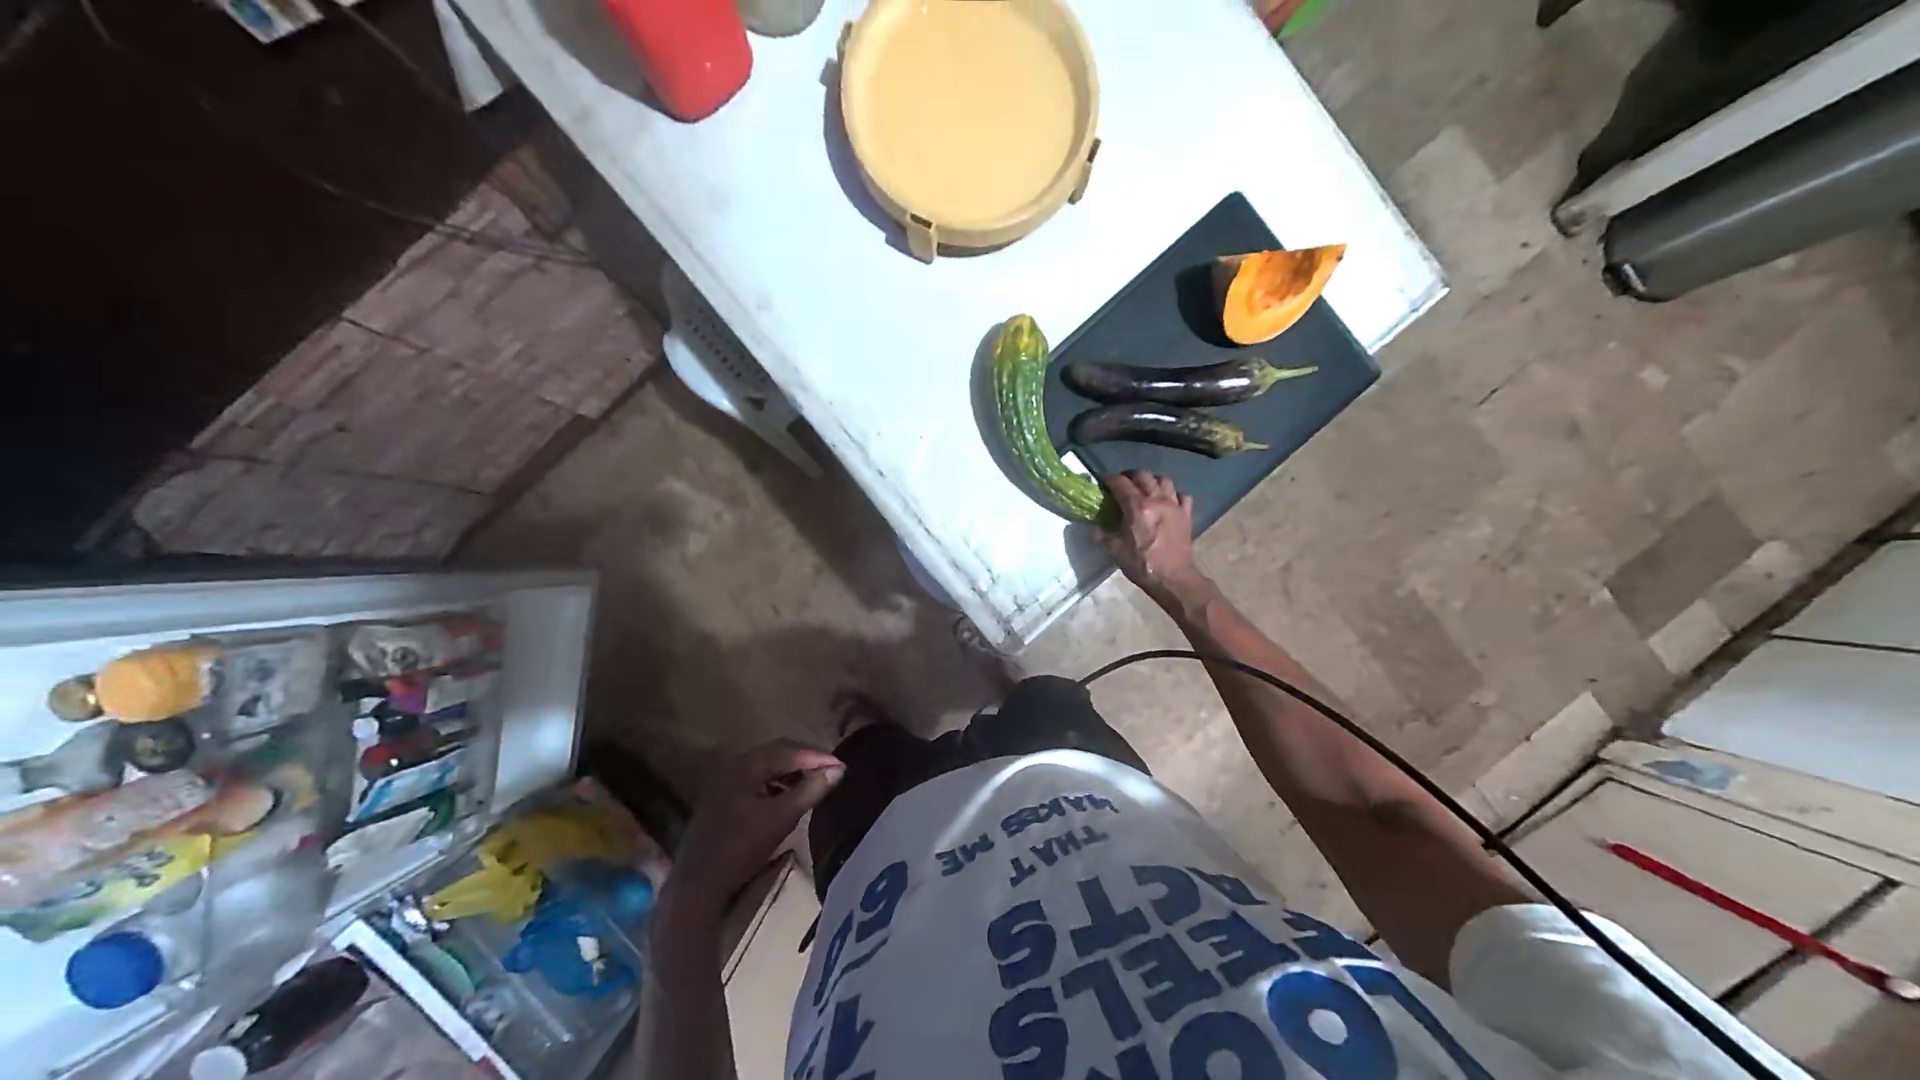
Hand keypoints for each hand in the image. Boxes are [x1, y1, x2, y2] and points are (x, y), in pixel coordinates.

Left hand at [663, 739, 843, 927]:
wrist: (698, 886)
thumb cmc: (741, 848)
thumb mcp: (782, 818)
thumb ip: (811, 790)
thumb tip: (838, 770)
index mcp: (746, 765)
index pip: (789, 750)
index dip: (818, 756)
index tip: (843, 766)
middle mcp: (734, 767)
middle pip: (777, 753)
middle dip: (806, 760)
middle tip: (831, 771)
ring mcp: (726, 783)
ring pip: (767, 767)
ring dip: (792, 772)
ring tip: (814, 783)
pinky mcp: (724, 800)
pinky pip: (758, 781)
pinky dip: (778, 784)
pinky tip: (789, 798)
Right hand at [1098, 471, 1212, 607]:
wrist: (1173, 579)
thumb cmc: (1141, 564)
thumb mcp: (1114, 550)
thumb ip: (1101, 534)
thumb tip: (1092, 526)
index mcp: (1137, 507)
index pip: (1120, 483)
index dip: (1109, 478)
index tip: (1102, 480)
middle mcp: (1157, 499)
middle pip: (1143, 475)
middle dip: (1129, 475)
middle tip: (1121, 482)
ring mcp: (1174, 505)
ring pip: (1164, 480)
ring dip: (1151, 480)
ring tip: (1144, 488)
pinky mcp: (1186, 515)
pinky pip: (1181, 496)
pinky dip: (1173, 494)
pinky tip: (1167, 502)